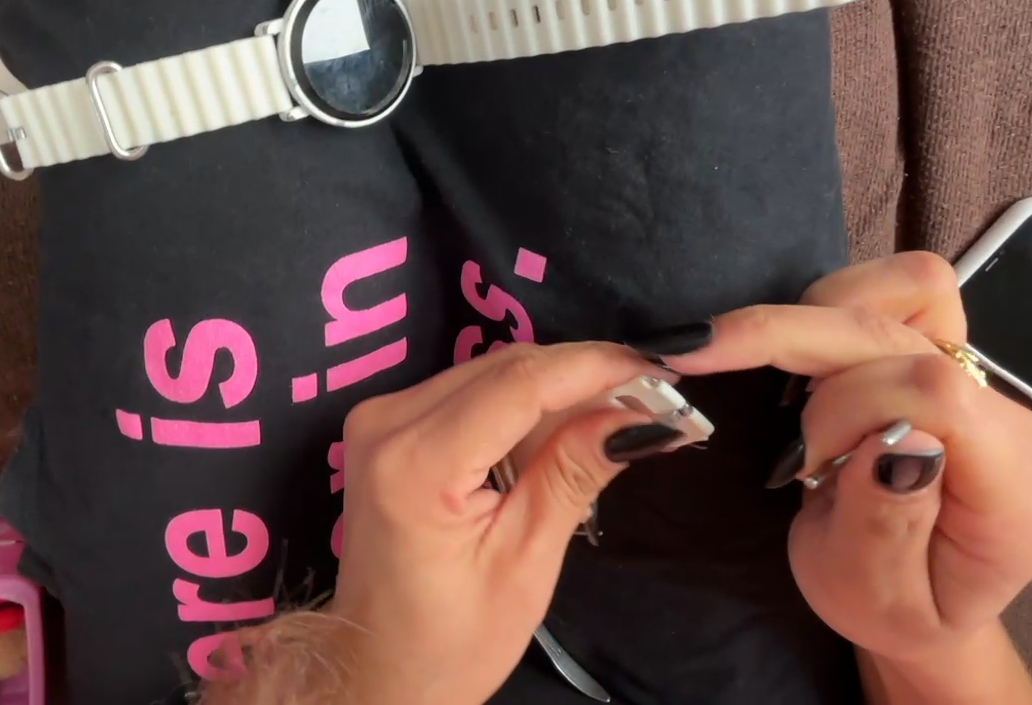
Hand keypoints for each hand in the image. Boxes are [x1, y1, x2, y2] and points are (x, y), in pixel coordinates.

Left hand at [323, 341, 674, 704]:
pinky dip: (520, 397)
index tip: (653, 369)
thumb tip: (638, 415)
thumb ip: (573, 473)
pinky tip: (563, 419)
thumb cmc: (453, 637)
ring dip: (555, 383)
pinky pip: (468, 387)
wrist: (378, 663)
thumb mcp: (525, 563)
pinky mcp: (388, 417)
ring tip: (618, 406)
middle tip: (649, 391)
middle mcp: (389, 418)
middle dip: (580, 373)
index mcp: (416, 463)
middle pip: (502, 368)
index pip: (516, 384)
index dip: (590, 367)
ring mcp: (382, 412)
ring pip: (488, 370)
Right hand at [664, 254, 1031, 689]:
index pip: (938, 393)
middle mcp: (1003, 418)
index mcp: (1009, 493)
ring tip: (783, 389)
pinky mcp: (937, 348)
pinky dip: (830, 304)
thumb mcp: (873, 598)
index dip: (848, 405)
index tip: (795, 459)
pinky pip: (894, 288)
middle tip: (698, 354)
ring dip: (811, 319)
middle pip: (896, 327)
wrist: (917, 591)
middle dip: (787, 336)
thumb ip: (886, 526)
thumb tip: (893, 436)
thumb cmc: (893, 605)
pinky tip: (802, 356)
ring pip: (898, 288)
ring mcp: (974, 375)